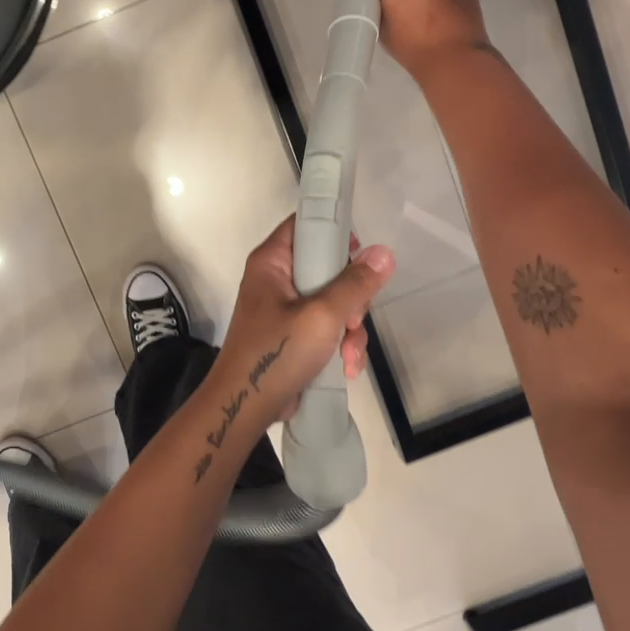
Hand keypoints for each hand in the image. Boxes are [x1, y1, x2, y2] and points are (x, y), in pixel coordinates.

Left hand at [215, 216, 395, 420]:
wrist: (247, 405)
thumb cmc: (277, 352)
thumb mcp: (323, 315)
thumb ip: (355, 284)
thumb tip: (383, 253)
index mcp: (272, 262)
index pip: (305, 225)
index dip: (335, 233)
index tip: (361, 256)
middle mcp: (276, 280)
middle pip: (328, 268)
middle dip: (351, 298)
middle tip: (352, 319)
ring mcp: (284, 309)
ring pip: (333, 303)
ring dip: (349, 330)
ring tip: (348, 353)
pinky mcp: (293, 335)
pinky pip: (326, 329)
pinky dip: (340, 346)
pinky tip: (347, 367)